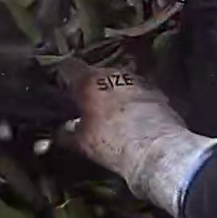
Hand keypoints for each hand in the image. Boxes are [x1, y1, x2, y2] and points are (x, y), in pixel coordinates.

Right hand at [61, 62, 216, 216]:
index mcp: (87, 81)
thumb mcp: (80, 143)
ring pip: (118, 82)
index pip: (67, 66)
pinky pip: (138, 92)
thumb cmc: (111, 143)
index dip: (63, 76)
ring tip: (113, 114)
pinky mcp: (157, 91)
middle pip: (95, 73)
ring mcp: (136, 80)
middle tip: (87, 107)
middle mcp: (111, 73)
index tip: (62, 89)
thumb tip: (59, 130)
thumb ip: (65, 133)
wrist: (157, 151)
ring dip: (113, 93)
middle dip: (90, 87)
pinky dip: (134, 101)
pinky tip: (135, 119)